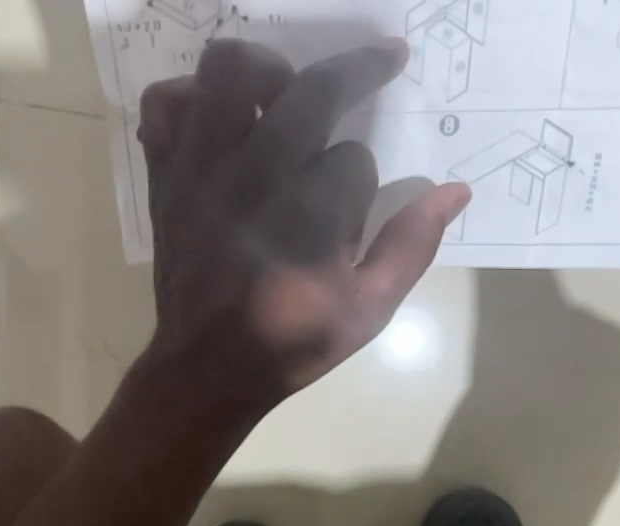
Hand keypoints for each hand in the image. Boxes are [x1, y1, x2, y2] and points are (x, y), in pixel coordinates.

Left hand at [137, 40, 470, 396]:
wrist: (207, 369)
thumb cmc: (291, 345)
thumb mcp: (366, 313)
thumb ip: (410, 247)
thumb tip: (454, 191)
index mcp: (308, 216)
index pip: (355, 160)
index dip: (361, 185)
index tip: (348, 219)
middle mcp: (254, 178)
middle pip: (310, 90)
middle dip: (357, 70)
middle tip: (381, 62)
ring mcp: (201, 172)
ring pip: (229, 71)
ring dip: (268, 69)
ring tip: (286, 95)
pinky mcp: (165, 177)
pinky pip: (165, 105)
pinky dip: (191, 99)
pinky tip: (220, 124)